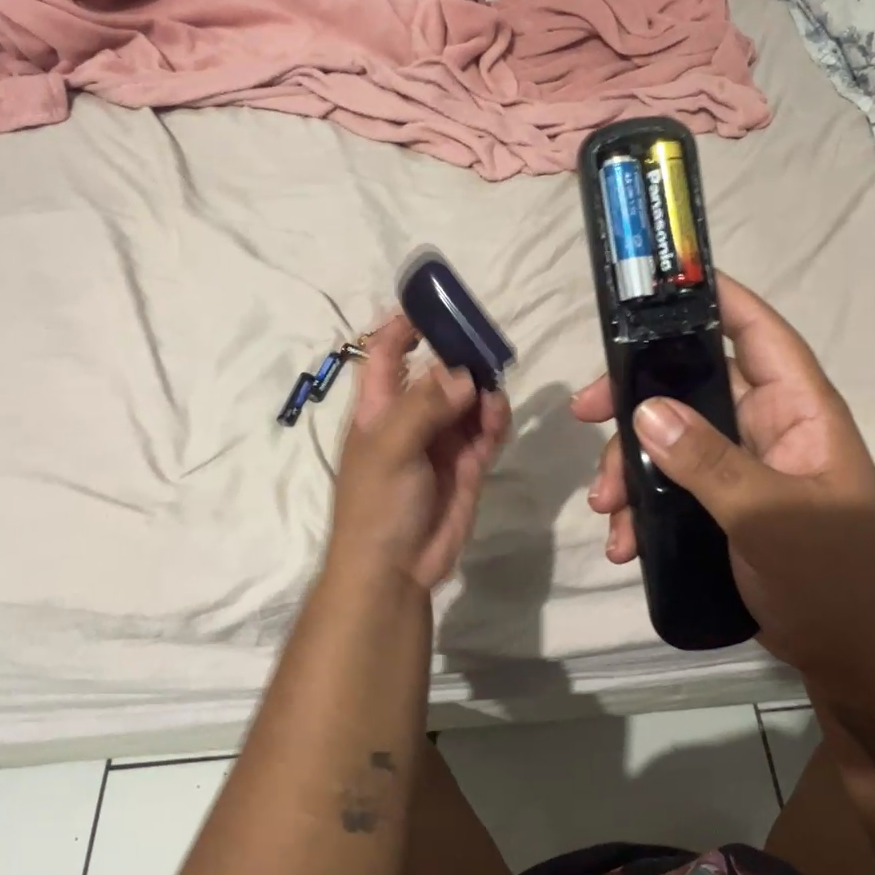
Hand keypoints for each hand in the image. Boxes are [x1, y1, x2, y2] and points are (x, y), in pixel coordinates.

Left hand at [329, 315, 512, 590]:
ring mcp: (441, 441)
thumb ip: (424, 406)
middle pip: (438, 371)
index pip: (386, 354)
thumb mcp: (390, 449)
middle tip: (485, 343)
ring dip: (482, 390)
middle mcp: (411, 418)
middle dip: (460, 355)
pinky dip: (495, 419)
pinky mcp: (467, 464)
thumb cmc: (376, 505)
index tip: (431, 303)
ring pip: (469, 399)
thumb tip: (462, 374)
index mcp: (378, 408)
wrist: (394, 571)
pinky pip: (486, 430)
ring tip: (492, 395)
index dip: (403, 327)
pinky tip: (497, 415)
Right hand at [570, 273, 874, 681]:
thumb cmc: (833, 577)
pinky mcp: (725, 505)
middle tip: (587, 414)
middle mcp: (769, 427)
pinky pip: (673, 485)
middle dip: (637, 400)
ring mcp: (745, 467)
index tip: (654, 286)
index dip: (714, 298)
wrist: (856, 659)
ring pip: (672, 439)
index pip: (758, 331)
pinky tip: (624, 541)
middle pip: (693, 385)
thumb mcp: (769, 516)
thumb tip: (644, 410)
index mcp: (799, 410)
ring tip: (605, 508)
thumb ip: (707, 461)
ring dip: (631, 466)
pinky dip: (643, 506)